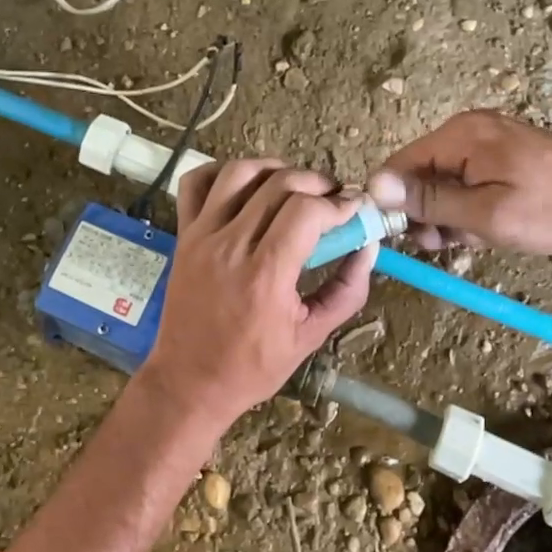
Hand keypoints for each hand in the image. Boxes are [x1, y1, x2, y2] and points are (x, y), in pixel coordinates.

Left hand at [138, 160, 374, 426]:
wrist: (189, 382)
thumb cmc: (253, 366)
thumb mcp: (311, 336)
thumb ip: (346, 289)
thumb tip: (368, 245)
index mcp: (264, 276)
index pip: (306, 212)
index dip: (338, 202)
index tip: (355, 207)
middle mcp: (230, 247)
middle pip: (278, 184)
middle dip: (316, 183)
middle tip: (333, 198)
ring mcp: (201, 236)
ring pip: (239, 172)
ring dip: (274, 169)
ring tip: (295, 186)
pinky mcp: (183, 234)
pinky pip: (196, 182)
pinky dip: (222, 171)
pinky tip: (246, 185)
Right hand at [367, 110, 551, 255]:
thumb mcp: (488, 215)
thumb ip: (429, 201)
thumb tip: (373, 187)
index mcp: (460, 135)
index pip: (398, 165)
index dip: (392, 203)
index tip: (402, 239)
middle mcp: (468, 129)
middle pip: (420, 173)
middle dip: (427, 212)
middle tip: (451, 244)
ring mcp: (489, 140)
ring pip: (444, 182)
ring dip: (451, 215)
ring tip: (479, 237)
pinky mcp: (505, 155)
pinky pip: (468, 181)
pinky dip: (471, 207)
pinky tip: (491, 227)